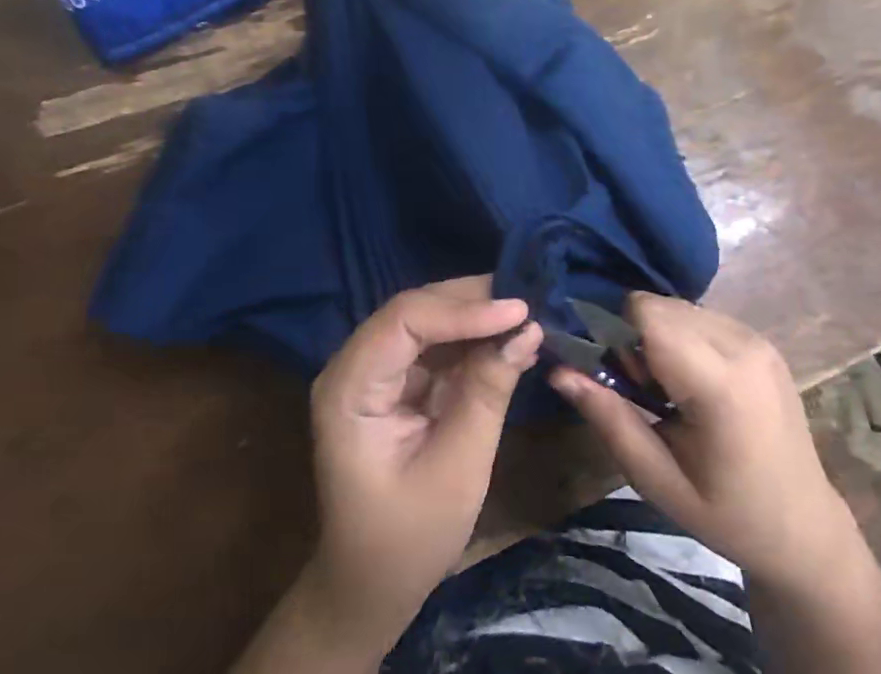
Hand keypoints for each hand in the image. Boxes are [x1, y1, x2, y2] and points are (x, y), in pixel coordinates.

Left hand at [305, 277, 541, 643]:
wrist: (371, 583)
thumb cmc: (408, 539)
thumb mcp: (457, 468)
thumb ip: (488, 393)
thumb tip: (529, 331)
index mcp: (348, 389)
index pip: (403, 321)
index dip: (462, 309)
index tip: (520, 310)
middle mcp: (354, 367)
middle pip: (414, 311)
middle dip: (473, 301)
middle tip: (532, 297)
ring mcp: (375, 374)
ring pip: (428, 321)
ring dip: (478, 316)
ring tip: (529, 312)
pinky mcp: (397, 385)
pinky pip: (437, 347)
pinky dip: (475, 340)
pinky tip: (511, 338)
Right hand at [548, 294, 853, 583]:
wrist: (803, 527)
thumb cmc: (726, 513)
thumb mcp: (656, 479)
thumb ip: (607, 417)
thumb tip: (557, 370)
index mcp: (721, 384)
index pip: (649, 314)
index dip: (620, 337)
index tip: (625, 383)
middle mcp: (744, 346)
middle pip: (661, 306)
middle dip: (638, 338)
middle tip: (647, 393)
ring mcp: (759, 340)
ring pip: (680, 307)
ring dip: (660, 336)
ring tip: (672, 391)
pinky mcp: (763, 341)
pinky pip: (703, 316)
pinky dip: (683, 338)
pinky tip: (695, 385)